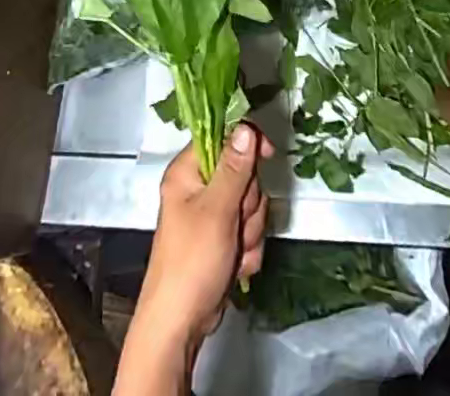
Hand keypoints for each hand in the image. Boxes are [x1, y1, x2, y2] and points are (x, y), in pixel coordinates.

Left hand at [141, 122, 273, 345]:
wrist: (181, 322)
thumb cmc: (191, 262)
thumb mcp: (216, 210)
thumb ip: (234, 168)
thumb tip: (244, 126)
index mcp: (187, 171)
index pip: (223, 138)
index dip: (247, 144)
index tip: (268, 154)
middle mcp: (198, 187)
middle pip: (244, 174)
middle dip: (249, 204)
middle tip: (235, 223)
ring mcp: (211, 214)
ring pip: (251, 206)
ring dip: (250, 231)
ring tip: (233, 250)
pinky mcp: (223, 238)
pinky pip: (249, 231)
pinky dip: (248, 249)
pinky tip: (235, 265)